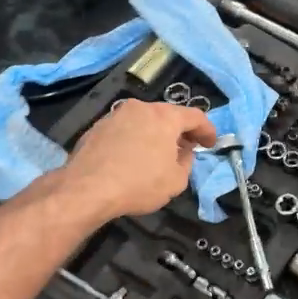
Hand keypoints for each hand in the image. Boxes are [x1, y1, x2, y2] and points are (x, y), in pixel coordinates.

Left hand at [57, 100, 215, 221]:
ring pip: (145, 120)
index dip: (208, 130)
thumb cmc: (139, 184)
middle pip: (168, 115)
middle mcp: (140, 108)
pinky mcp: (96, 127)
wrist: (85, 190)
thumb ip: (186, 162)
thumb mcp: (177, 180)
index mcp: (165, 116)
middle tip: (188, 147)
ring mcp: (115, 115)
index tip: (211, 143)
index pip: (195, 116)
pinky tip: (134, 157)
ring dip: (156, 133)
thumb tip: (182, 152)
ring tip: (159, 153)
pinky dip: (135, 138)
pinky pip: (125, 129)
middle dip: (180, 130)